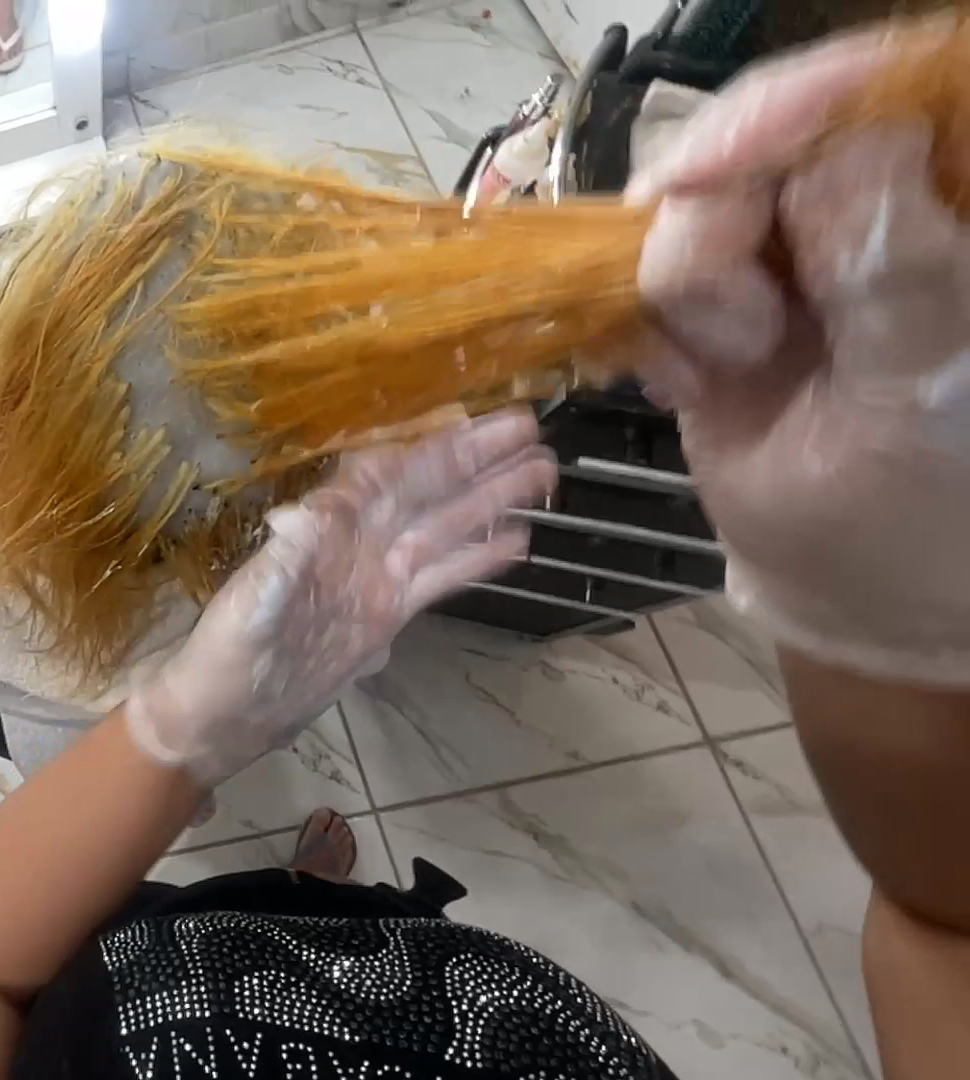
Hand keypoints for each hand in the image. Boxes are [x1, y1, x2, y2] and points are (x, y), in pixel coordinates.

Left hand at [124, 410, 554, 786]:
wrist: (227, 714)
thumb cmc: (227, 655)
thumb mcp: (249, 607)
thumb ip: (281, 564)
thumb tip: (303, 513)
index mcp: (321, 538)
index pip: (383, 479)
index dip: (431, 450)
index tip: (483, 422)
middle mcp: (352, 550)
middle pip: (420, 495)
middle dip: (472, 463)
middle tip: (531, 431)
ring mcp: (372, 583)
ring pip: (438, 531)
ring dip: (485, 502)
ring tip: (542, 474)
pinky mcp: (383, 618)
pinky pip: (437, 578)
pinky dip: (474, 559)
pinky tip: (515, 541)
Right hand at [630, 23, 969, 686]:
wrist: (841, 567)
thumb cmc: (917, 495)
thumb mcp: (921, 383)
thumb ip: (896, 268)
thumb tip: (839, 152)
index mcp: (955, 206)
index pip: (873, 94)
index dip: (782, 110)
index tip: (701, 175)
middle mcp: (863, 211)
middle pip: (747, 151)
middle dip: (706, 236)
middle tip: (731, 336)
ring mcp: (776, 259)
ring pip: (676, 221)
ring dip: (677, 301)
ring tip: (723, 369)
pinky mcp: (706, 308)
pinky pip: (635, 286)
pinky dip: (641, 334)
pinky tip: (682, 383)